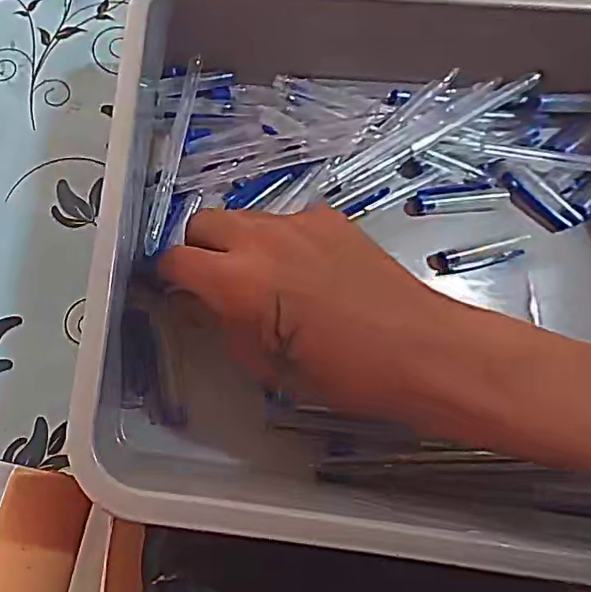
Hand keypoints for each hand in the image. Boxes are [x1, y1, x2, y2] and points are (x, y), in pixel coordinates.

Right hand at [156, 206, 522, 427]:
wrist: (422, 351)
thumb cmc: (345, 374)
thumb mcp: (267, 365)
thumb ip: (223, 327)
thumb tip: (201, 305)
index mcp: (238, 281)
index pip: (175, 260)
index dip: (168, 277)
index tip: (176, 291)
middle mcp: (261, 239)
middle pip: (201, 223)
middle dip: (198, 250)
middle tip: (214, 282)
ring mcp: (297, 222)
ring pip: (242, 218)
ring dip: (237, 242)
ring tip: (262, 277)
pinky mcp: (328, 217)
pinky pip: (284, 220)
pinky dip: (279, 239)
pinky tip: (304, 269)